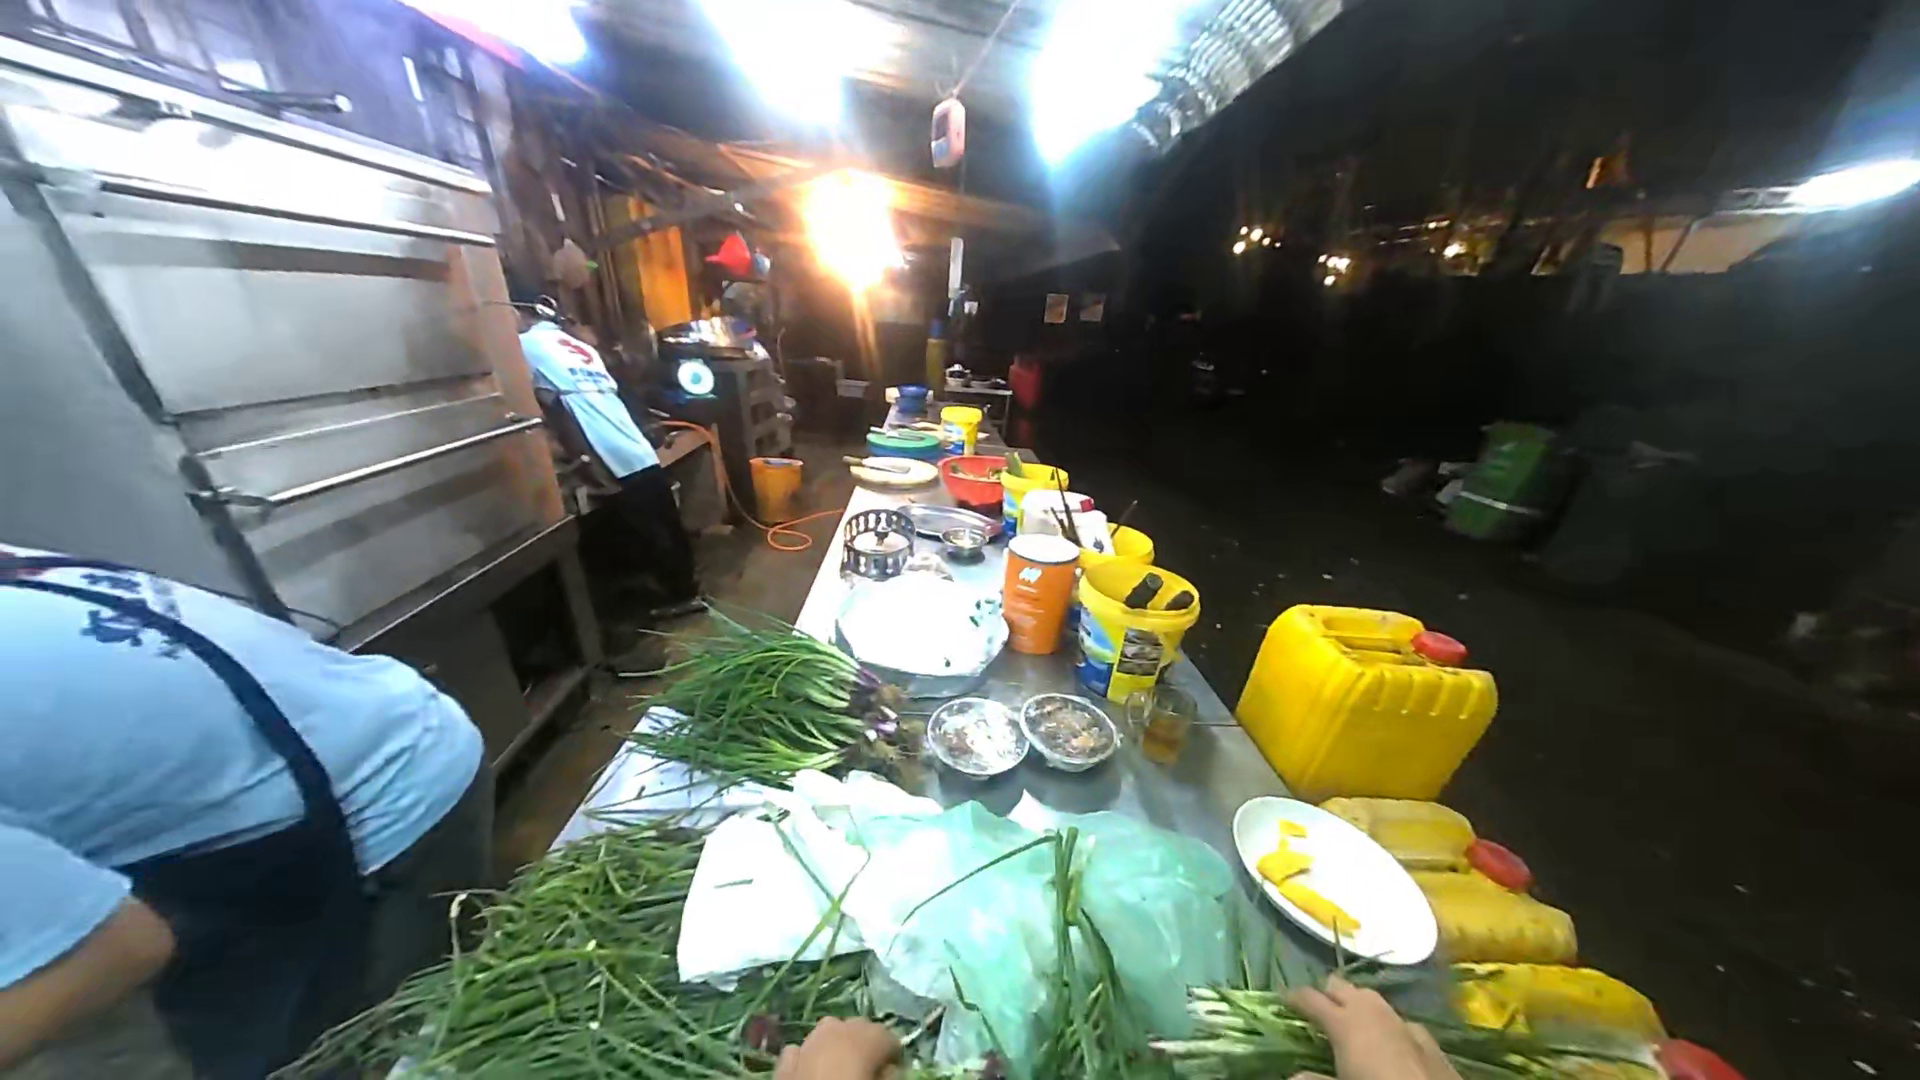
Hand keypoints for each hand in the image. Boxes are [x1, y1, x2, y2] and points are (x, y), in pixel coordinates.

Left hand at [775, 1017, 900, 1079]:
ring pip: (830, 1035)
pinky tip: (811, 1075)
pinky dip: (808, 1060)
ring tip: (841, 1072)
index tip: (893, 1070)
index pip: (889, 1037)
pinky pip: (802, 1052)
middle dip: (865, 1046)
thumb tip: (891, 1070)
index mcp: (866, 1034)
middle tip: (868, 1071)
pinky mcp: (785, 1060)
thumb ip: (891, 1075)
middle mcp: (838, 1026)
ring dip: (837, 1048)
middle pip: (859, 1030)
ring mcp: (809, 1040)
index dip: (892, 1055)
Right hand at [1286, 976, 1459, 1079]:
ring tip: (1351, 1023)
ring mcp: (1403, 1023)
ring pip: (1370, 997)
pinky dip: (1388, 1026)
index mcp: (1344, 1022)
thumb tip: (1292, 1075)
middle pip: (1339, 985)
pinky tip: (1391, 1044)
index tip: (1282, 1001)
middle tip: (1317, 1012)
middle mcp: (1370, 1011)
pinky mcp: (1430, 1041)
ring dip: (1356, 1004)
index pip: (1308, 997)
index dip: (1293, 997)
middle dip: (1325, 993)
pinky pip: (1400, 1021)